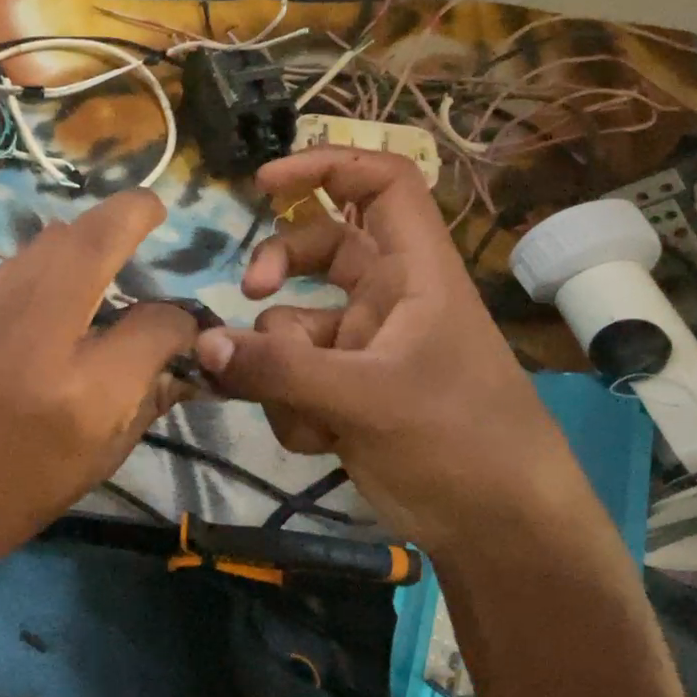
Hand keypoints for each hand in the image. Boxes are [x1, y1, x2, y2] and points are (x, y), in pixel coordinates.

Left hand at [0, 189, 199, 574]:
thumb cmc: (23, 490)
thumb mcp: (103, 456)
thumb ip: (150, 394)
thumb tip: (183, 352)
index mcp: (86, 391)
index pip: (156, 323)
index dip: (181, 319)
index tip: (181, 324)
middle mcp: (38, 338)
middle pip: (94, 242)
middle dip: (132, 214)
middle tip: (150, 211)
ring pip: (47, 242)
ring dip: (85, 232)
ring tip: (105, 242)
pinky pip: (14, 265)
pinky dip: (44, 258)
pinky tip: (54, 278)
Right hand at [193, 149, 596, 551]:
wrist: (497, 529)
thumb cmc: (459, 442)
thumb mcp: (366, 399)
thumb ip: (279, 369)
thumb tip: (200, 344)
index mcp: (416, 274)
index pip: (383, 186)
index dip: (327, 167)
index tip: (263, 184)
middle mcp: (387, 300)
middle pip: (317, 249)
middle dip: (277, 271)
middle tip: (250, 294)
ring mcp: (363, 349)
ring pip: (290, 329)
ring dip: (279, 369)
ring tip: (304, 415)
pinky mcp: (344, 394)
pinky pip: (290, 380)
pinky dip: (290, 408)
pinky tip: (319, 442)